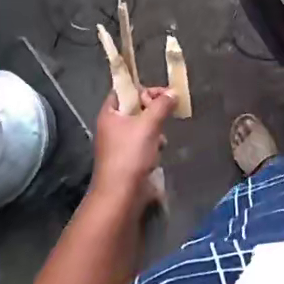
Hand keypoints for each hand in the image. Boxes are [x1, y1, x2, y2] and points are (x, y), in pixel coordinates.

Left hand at [90, 87, 174, 210]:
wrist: (121, 194)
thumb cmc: (130, 154)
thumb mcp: (148, 125)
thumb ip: (162, 105)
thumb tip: (173, 93)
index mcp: (110, 114)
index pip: (124, 90)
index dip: (142, 88)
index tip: (162, 94)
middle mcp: (112, 126)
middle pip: (135, 107)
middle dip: (153, 109)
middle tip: (167, 111)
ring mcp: (120, 142)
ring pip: (142, 125)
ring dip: (155, 128)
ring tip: (161, 135)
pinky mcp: (129, 157)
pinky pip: (144, 142)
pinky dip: (153, 143)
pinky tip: (159, 150)